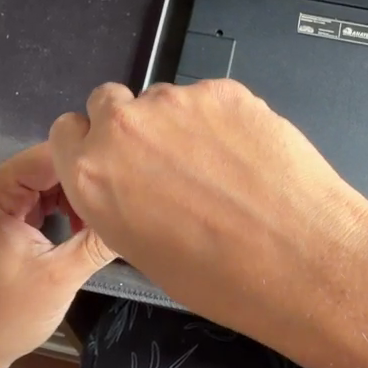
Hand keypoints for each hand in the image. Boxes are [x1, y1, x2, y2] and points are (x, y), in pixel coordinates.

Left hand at [0, 142, 116, 367]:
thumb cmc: (6, 316)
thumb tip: (138, 212)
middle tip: (120, 201)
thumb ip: (98, 240)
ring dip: (75, 196)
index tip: (126, 177)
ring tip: (102, 219)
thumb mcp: (61, 277)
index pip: (52, 153)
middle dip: (84, 180)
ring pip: (45, 179)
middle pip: (49, 163)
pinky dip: (60, 206)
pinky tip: (81, 226)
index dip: (91, 161)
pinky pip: (35, 196)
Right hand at [47, 80, 367, 329]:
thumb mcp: (142, 252)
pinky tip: (245, 156)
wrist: (302, 261)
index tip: (107, 154)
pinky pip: (208, 97)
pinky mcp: (222, 90)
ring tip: (217, 167)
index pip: (66, 132)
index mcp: (91, 176)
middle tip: (162, 158)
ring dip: (178, 124)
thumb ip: (117, 201)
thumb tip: (128, 183)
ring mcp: (175, 104)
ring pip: (162, 100)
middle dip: (127, 124)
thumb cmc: (225, 277)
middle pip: (107, 102)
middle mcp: (123, 131)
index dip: (88, 143)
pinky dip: (220, 120)